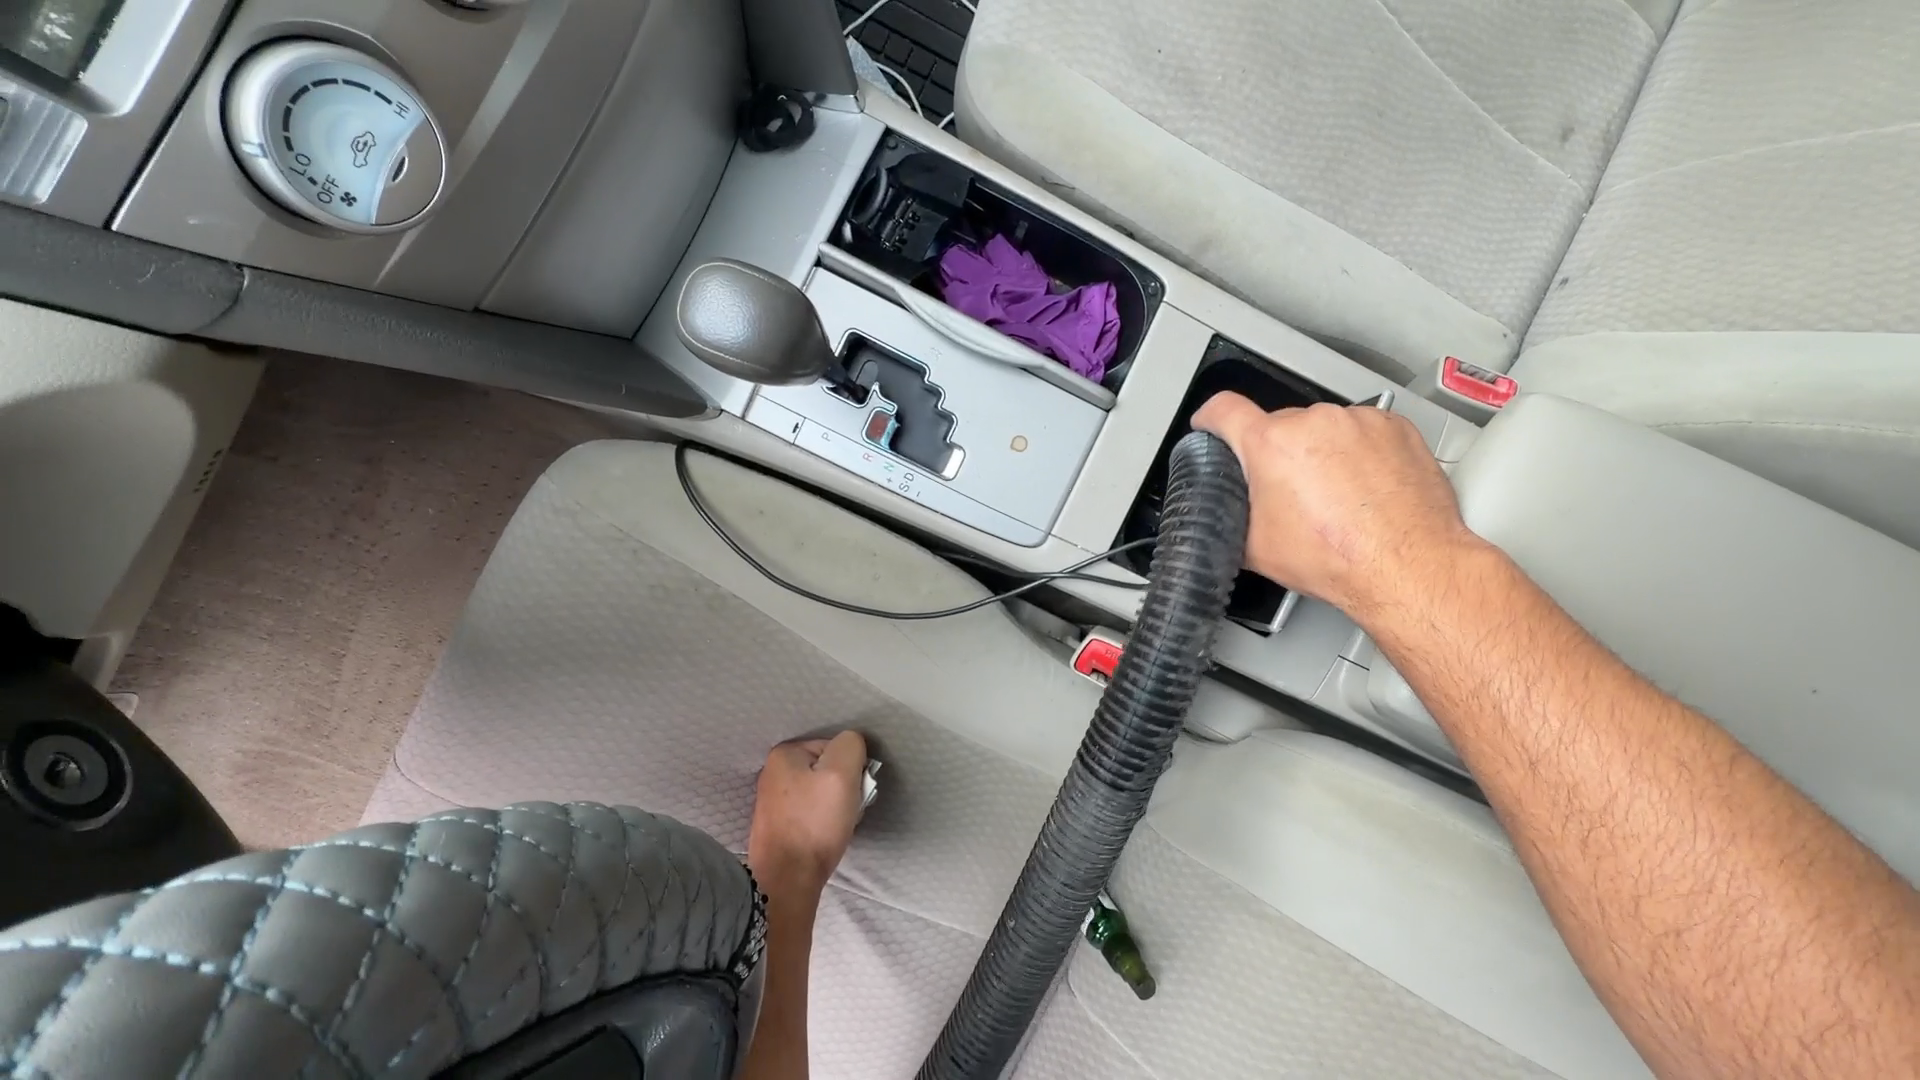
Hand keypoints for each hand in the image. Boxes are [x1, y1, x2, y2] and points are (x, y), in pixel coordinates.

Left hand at [746, 731, 867, 902]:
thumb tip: (852, 745)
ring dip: (836, 806)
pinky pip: (810, 813)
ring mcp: (773, 801)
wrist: (787, 881)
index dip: (851, 768)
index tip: (854, 791)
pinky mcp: (778, 826)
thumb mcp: (841, 774)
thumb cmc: (815, 824)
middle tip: (850, 810)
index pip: (834, 747)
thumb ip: (850, 746)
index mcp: (784, 754)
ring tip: (840, 825)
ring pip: (820, 793)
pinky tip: (827, 836)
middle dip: (844, 787)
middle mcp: (772, 773)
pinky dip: (823, 822)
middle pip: (826, 770)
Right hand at [1192, 393, 1482, 621]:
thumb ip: (1232, 516)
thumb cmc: (1340, 557)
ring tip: (1333, 495)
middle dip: (1277, 453)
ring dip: (1320, 452)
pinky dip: (1357, 452)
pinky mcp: (1394, 427)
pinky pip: (1362, 431)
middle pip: (1278, 425)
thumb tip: (1226, 515)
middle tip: (1288, 493)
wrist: (1407, 566)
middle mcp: (1315, 423)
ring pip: (1322, 428)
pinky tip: (1360, 487)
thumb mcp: (1256, 548)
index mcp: (1272, 445)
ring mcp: (1358, 421)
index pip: (1224, 409)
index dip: (1209, 418)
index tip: (1210, 423)